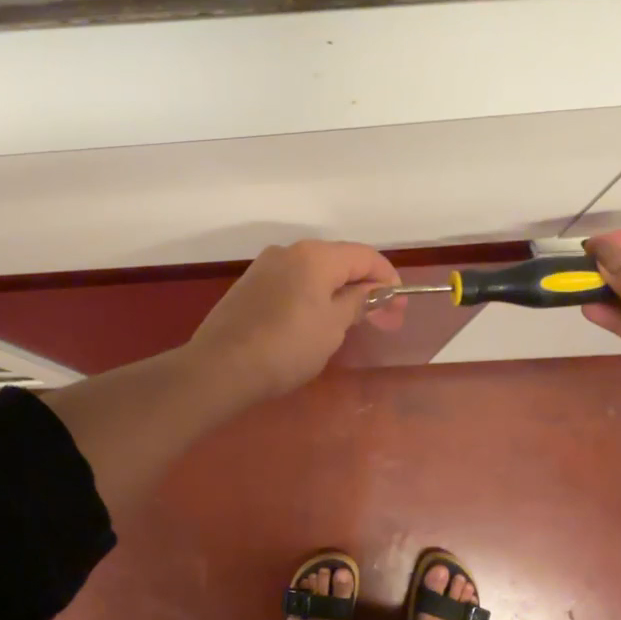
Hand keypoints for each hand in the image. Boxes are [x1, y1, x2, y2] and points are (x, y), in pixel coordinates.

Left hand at [184, 240, 404, 401]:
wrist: (221, 367)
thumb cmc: (287, 347)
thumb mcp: (332, 327)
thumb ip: (357, 302)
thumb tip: (373, 291)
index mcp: (315, 255)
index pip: (364, 257)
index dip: (387, 280)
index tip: (399, 308)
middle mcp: (288, 252)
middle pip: (337, 262)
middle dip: (363, 288)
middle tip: (381, 320)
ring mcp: (263, 268)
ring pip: (312, 274)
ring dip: (335, 294)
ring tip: (347, 324)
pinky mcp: (246, 288)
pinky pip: (289, 286)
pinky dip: (309, 299)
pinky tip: (312, 324)